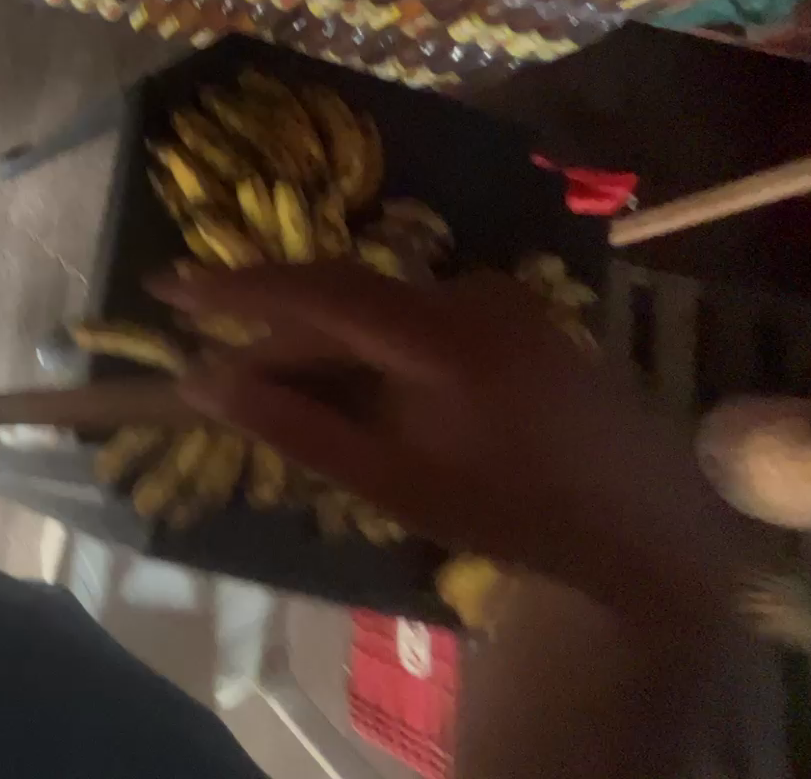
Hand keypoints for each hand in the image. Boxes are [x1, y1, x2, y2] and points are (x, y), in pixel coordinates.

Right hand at [151, 264, 758, 613]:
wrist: (647, 526)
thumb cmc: (508, 512)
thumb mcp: (388, 483)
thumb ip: (291, 427)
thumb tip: (201, 384)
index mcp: (440, 337)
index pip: (310, 292)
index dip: (228, 286)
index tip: (162, 284)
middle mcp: (462, 297)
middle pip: (330, 296)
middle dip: (264, 329)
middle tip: (210, 365)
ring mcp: (486, 298)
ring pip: (361, 306)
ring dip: (307, 343)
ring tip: (268, 386)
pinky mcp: (496, 310)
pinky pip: (395, 314)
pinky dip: (350, 343)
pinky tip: (339, 383)